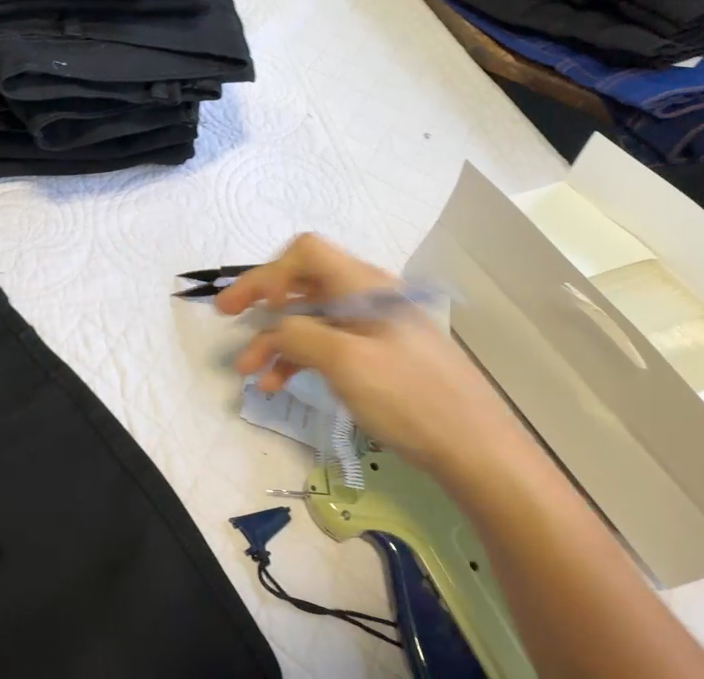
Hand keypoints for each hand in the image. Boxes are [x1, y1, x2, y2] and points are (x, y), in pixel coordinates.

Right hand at [216, 234, 530, 481]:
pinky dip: (299, 358)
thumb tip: (273, 329)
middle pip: (303, 283)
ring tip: (249, 371)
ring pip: (311, 318)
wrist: (477, 451)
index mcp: (364, 286)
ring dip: (276, 339)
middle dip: (262, 301)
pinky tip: (279, 384)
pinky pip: (327, 344)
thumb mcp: (345, 364)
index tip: (245, 306)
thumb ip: (298, 335)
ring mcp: (374, 328)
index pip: (305, 253)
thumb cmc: (411, 399)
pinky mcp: (378, 357)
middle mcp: (368, 297)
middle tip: (225, 316)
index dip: (269, 273)